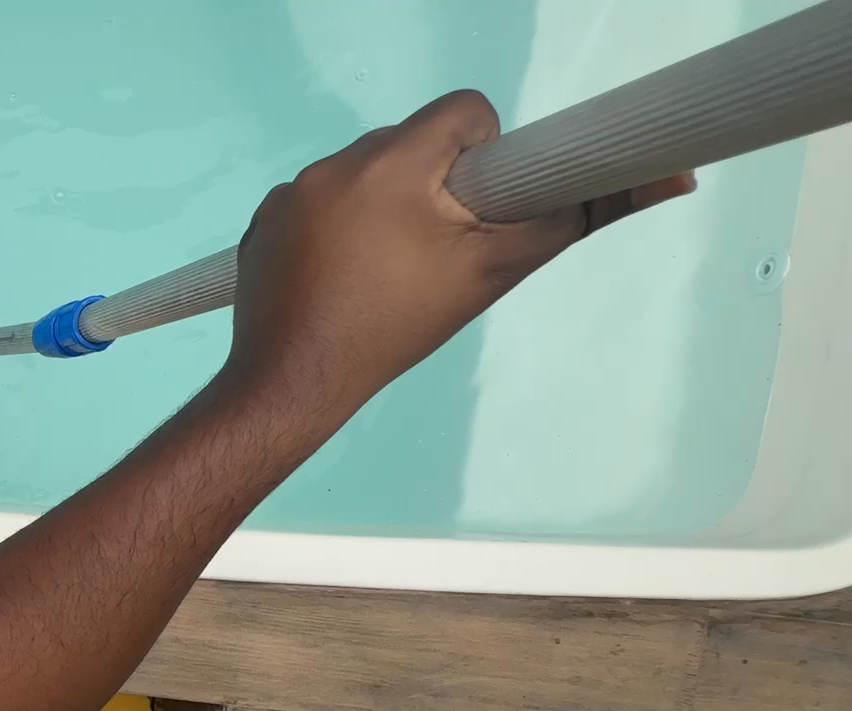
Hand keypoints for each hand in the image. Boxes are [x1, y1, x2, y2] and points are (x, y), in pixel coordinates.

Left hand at [224, 89, 693, 421]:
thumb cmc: (390, 328)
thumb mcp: (491, 271)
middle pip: (403, 144)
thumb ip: (575, 214)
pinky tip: (331, 274)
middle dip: (425, 183)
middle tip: (424, 248)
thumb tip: (671, 175)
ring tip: (374, 268)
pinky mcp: (256, 228)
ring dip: (375, 204)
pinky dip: (327, 227)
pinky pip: (309, 206)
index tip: (472, 206)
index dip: (482, 154)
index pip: (460, 112)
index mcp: (388, 163)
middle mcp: (327, 168)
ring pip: (354, 176)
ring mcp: (283, 199)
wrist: (293, 381)